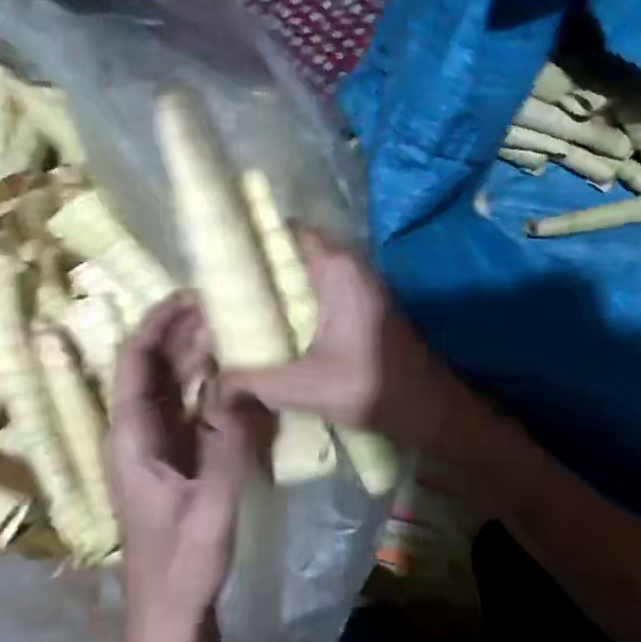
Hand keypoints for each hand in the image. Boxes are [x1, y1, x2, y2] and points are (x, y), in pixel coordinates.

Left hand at [106, 293, 271, 638]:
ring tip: (235, 325)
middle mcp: (139, 433)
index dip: (157, 323)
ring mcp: (159, 445)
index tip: (190, 295)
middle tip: (225, 302)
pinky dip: (212, 384)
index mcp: (131, 438)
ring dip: (198, 354)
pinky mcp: (179, 458)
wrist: (170, 612)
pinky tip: (239, 372)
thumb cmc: (182, 563)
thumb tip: (247, 387)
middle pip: (155, 366)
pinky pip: (192, 407)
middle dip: (183, 331)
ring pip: (174, 384)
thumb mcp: (211, 507)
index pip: (136, 363)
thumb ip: (231, 447)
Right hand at [221, 228, 465, 453]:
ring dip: (282, 288)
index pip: (293, 232)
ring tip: (239, 306)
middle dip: (263, 267)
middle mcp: (352, 269)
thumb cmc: (370, 386)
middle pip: (298, 254)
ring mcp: (362, 288)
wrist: (428, 409)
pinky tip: (275, 328)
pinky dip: (301, 303)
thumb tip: (211, 385)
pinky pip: (325, 293)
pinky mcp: (366, 309)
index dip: (259, 236)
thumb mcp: (302, 387)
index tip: (223, 251)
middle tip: (221, 287)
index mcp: (338, 271)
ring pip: (312, 276)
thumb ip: (252, 382)